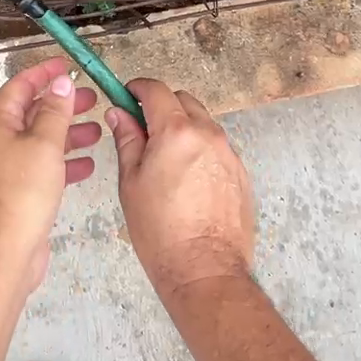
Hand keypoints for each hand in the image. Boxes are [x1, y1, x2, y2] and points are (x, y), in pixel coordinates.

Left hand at [0, 57, 102, 288]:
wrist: (9, 248)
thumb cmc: (24, 190)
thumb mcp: (45, 142)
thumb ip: (56, 110)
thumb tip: (60, 82)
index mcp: (0, 122)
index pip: (20, 86)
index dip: (43, 73)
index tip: (66, 65)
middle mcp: (2, 140)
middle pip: (34, 112)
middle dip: (62, 104)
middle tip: (91, 98)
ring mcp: (12, 166)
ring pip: (44, 139)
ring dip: (69, 132)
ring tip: (97, 129)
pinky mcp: (23, 189)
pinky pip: (48, 166)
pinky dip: (67, 162)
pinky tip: (89, 165)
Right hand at [109, 78, 255, 298]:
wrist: (206, 272)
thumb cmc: (162, 231)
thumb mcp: (130, 182)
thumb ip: (126, 139)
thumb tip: (118, 113)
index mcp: (176, 131)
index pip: (156, 89)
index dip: (137, 89)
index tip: (126, 96)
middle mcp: (207, 134)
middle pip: (182, 100)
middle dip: (161, 106)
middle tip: (143, 129)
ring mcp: (228, 153)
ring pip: (202, 122)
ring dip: (183, 127)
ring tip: (166, 159)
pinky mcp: (241, 174)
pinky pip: (217, 147)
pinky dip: (200, 149)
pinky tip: (188, 179)